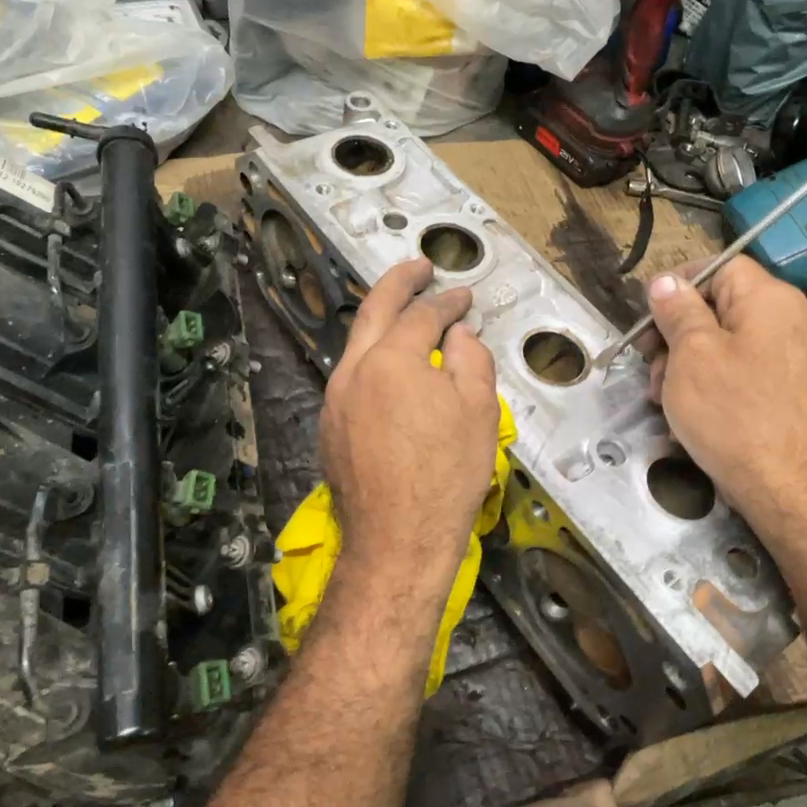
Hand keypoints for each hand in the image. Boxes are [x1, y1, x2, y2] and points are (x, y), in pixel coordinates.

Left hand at [320, 259, 499, 596]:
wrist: (397, 538)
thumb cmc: (447, 475)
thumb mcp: (477, 412)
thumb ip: (471, 360)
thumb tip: (460, 333)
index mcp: (392, 359)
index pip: (422, 316)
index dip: (448, 302)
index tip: (464, 296)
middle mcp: (354, 370)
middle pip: (374, 311)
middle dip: (398, 283)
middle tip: (419, 267)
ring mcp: (335, 399)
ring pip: (356, 345)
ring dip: (380, 322)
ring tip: (403, 313)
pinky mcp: (329, 427)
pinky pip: (351, 377)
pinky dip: (371, 359)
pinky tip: (389, 369)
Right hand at [645, 257, 806, 533]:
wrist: (788, 487)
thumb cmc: (732, 414)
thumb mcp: (690, 355)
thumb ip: (678, 310)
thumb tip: (666, 282)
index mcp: (769, 298)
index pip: (719, 266)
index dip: (678, 285)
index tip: (647, 318)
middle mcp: (791, 318)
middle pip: (721, 306)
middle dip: (677, 333)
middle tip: (650, 366)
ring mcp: (796, 355)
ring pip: (729, 341)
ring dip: (689, 362)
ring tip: (665, 397)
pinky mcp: (794, 388)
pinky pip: (745, 369)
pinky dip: (715, 381)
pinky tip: (693, 412)